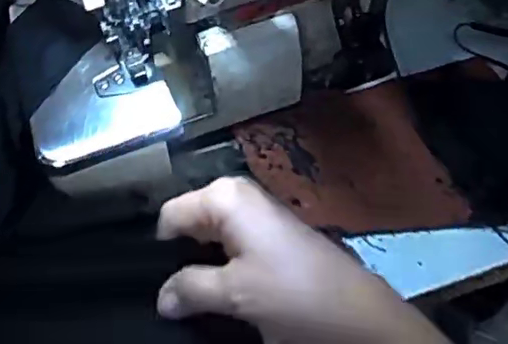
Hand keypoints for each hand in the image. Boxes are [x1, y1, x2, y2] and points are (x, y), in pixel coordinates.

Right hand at [157, 178, 447, 343]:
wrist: (359, 313)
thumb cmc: (292, 293)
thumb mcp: (236, 295)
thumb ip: (192, 289)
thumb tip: (160, 297)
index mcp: (223, 195)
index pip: (171, 213)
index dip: (158, 247)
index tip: (148, 278)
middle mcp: (236, 194)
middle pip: (190, 220)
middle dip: (179, 253)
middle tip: (170, 290)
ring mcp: (256, 212)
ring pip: (210, 234)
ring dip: (200, 262)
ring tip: (192, 294)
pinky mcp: (271, 233)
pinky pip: (230, 242)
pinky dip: (221, 263)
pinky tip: (220, 289)